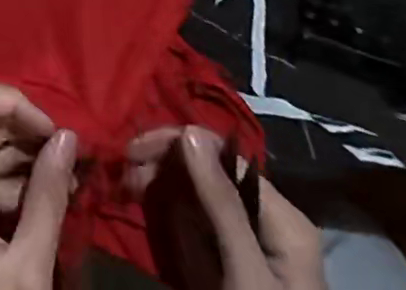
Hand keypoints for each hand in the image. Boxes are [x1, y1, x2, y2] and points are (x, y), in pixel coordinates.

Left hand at [0, 79, 77, 289]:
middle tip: (72, 157)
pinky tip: (52, 193)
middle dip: (28, 132)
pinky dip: (18, 179)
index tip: (53, 131)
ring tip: (70, 178)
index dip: (13, 103)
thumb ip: (47, 197)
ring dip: (28, 155)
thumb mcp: (26, 267)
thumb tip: (70, 136)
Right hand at [125, 127, 325, 289]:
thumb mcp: (246, 273)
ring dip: (161, 182)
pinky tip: (144, 204)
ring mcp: (249, 242)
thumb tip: (190, 132)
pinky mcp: (230, 262)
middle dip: (165, 163)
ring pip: (200, 193)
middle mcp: (267, 219)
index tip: (132, 153)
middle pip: (211, 171)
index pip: (225, 156)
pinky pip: (197, 221)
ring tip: (126, 186)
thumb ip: (222, 204)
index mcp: (282, 216)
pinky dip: (169, 209)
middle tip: (123, 174)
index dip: (178, 144)